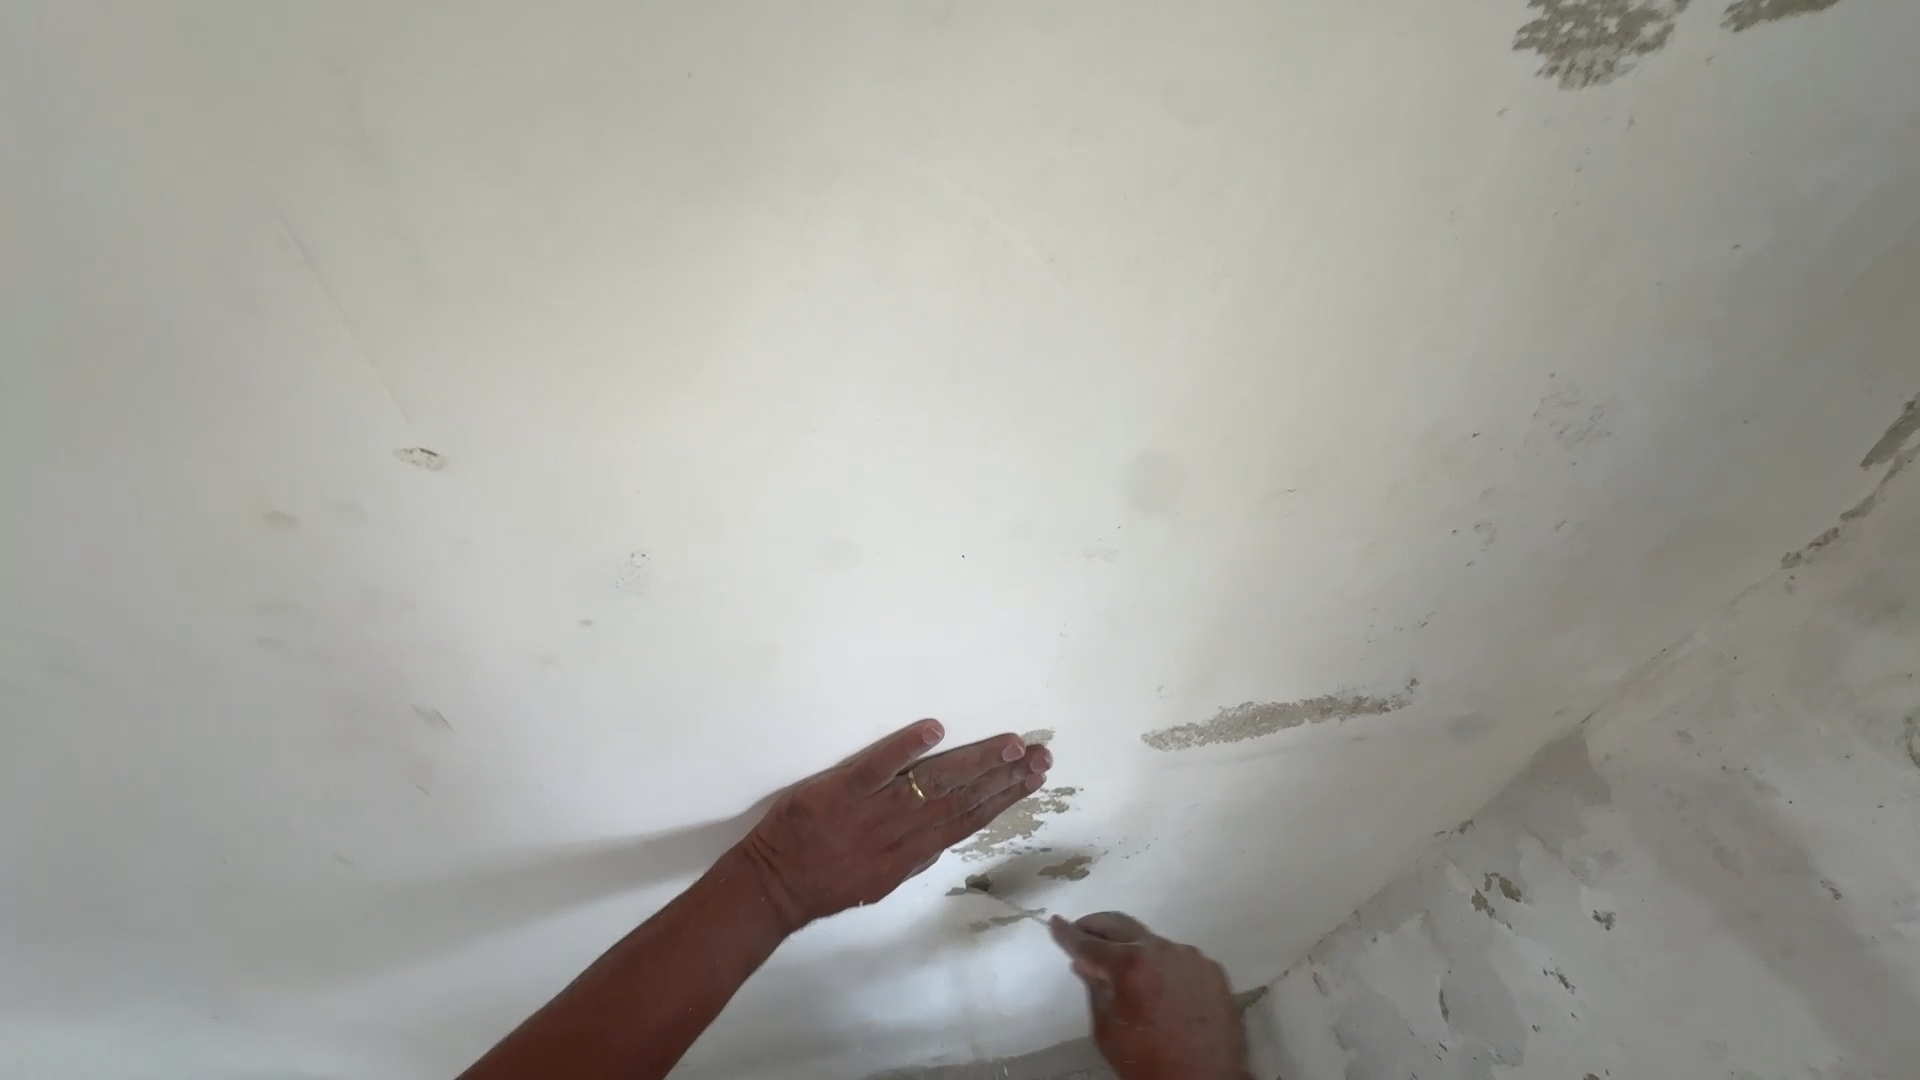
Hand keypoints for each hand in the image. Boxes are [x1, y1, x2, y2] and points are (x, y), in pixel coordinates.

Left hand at [737, 719, 1050, 932]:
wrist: (769, 888)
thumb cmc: (823, 884)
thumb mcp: (878, 883)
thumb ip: (912, 858)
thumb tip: (947, 835)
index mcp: (910, 855)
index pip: (967, 821)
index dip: (1004, 799)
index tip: (1034, 779)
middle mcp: (899, 832)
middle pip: (961, 799)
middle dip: (1005, 776)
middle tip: (1042, 755)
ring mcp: (870, 810)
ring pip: (932, 783)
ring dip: (976, 762)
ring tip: (1012, 745)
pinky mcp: (838, 791)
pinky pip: (876, 766)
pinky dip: (905, 748)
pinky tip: (935, 730)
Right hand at [1049, 912, 1249, 1079]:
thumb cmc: (1149, 1065)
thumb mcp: (1108, 1032)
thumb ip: (1094, 990)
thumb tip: (1084, 964)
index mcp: (1130, 965)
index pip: (1089, 944)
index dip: (1067, 934)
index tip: (1054, 922)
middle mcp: (1161, 949)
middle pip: (1120, 925)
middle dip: (1096, 927)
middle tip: (1081, 934)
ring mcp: (1190, 956)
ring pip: (1151, 941)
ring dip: (1132, 948)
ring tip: (1122, 967)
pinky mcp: (1212, 969)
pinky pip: (1178, 958)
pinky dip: (1161, 965)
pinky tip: (1158, 985)